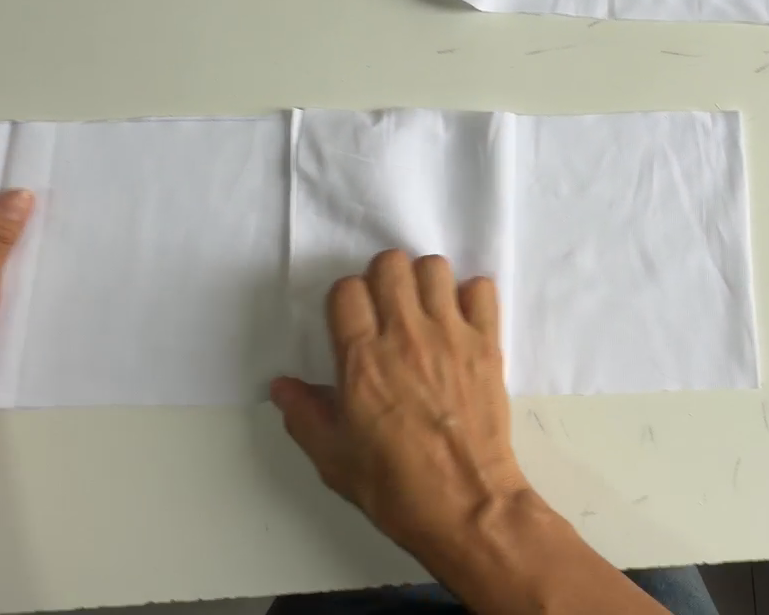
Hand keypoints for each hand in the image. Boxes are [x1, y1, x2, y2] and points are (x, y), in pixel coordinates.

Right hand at [271, 250, 528, 559]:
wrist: (464, 504)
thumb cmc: (393, 485)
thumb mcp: (333, 458)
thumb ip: (304, 414)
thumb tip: (281, 385)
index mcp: (362, 360)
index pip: (346, 290)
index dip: (345, 300)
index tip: (352, 320)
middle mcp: (406, 335)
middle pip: (390, 264)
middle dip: (383, 278)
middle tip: (387, 307)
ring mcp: (451, 334)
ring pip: (434, 267)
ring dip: (425, 281)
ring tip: (425, 309)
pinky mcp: (487, 341)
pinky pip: (482, 288)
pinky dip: (471, 296)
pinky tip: (462, 320)